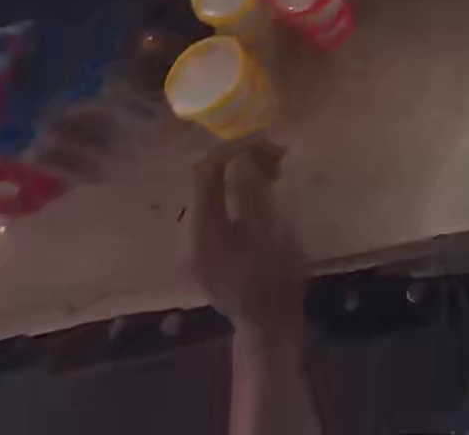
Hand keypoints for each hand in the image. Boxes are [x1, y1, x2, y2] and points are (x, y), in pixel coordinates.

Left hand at [189, 139, 305, 342]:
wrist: (270, 329)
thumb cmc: (276, 285)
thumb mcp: (272, 236)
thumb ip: (254, 194)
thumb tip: (245, 157)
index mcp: (203, 230)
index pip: (206, 171)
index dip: (233, 148)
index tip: (264, 139)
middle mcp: (192, 232)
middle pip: (207, 176)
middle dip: (241, 157)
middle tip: (275, 154)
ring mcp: (197, 240)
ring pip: (214, 187)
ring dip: (243, 171)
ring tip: (275, 169)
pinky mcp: (208, 244)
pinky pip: (219, 202)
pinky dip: (240, 187)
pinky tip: (264, 187)